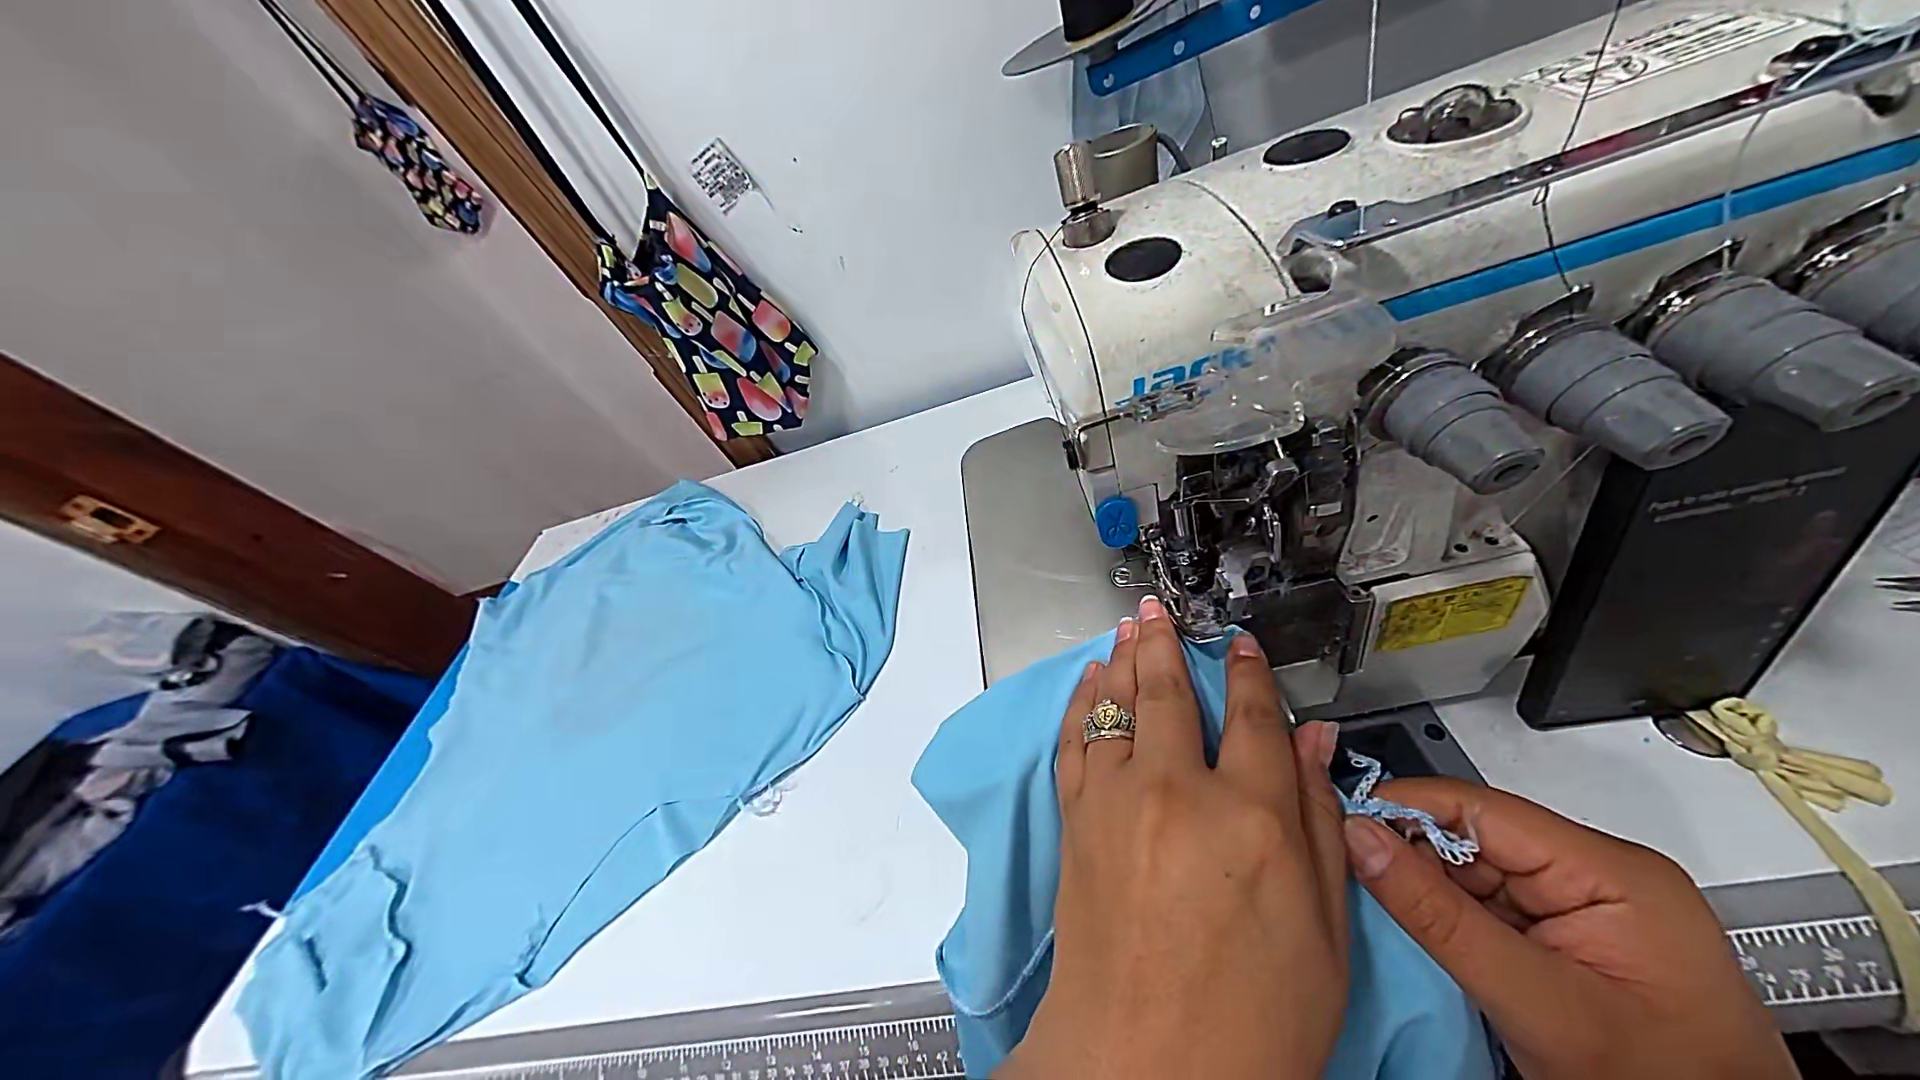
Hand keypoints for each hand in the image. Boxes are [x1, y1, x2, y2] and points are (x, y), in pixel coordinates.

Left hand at [999, 597, 1350, 1078]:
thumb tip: (1313, 740)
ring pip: (1118, 703)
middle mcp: (1178, 790)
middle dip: (1166, 642)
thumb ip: (1319, 821)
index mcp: (1253, 817)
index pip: (1254, 717)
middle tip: (1156, 610)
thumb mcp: (1324, 930)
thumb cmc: (1254, 1013)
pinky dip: (1083, 703)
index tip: (1240, 646)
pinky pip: (1076, 740)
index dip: (1249, 674)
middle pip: (1171, 692)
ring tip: (1126, 627)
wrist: (1143, 1060)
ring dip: (1123, 659)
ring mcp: (1116, 798)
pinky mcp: (1076, 817)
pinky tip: (1090, 681)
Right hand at [1342, 778, 1796, 1079]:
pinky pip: (1477, 898)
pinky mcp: (1556, 927)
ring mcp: (1575, 900)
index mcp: (1612, 872)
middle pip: (1466, 834)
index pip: (1477, 807)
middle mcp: (1594, 873)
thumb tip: (1361, 838)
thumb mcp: (1538, 1003)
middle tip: (1356, 878)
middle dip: (1409, 855)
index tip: (1343, 824)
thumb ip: (1439, 914)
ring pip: (1464, 866)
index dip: (1402, 808)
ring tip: (1388, 913)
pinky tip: (1421, 930)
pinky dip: (1441, 911)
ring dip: (1422, 887)